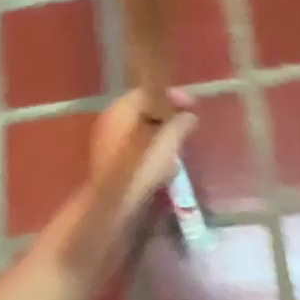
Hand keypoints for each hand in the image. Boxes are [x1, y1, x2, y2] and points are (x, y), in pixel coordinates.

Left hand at [89, 90, 197, 207]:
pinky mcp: (110, 166)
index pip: (147, 92)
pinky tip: (166, 169)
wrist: (112, 207)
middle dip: (168, 119)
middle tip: (187, 127)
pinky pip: (135, 152)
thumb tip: (189, 116)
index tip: (192, 105)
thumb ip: (180, 125)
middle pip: (143, 113)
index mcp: (119, 110)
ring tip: (180, 150)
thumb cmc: (140, 169)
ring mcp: (107, 144)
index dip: (172, 96)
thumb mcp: (167, 142)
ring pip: (140, 133)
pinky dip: (152, 155)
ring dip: (161, 139)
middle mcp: (109, 122)